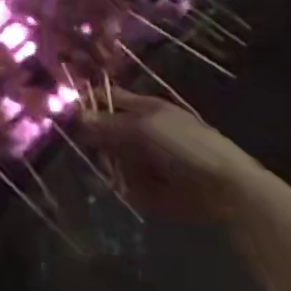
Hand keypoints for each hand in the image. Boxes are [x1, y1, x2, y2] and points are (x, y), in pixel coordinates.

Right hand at [80, 90, 257, 220]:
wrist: (223, 187)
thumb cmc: (186, 145)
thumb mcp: (145, 128)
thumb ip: (111, 124)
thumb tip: (78, 116)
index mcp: (143, 108)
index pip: (108, 99)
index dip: (89, 104)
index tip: (67, 115)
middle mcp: (140, 130)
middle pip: (106, 132)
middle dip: (100, 143)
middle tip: (102, 154)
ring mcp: (145, 159)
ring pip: (114, 161)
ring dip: (117, 169)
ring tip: (135, 176)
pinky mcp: (150, 187)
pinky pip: (128, 185)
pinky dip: (132, 189)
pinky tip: (146, 192)